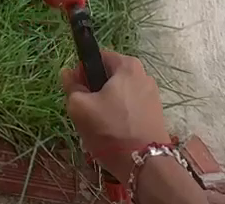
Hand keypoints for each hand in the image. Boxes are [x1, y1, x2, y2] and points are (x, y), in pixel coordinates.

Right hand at [60, 50, 171, 183]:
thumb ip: (71, 86)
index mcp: (127, 65)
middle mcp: (143, 74)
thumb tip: (68, 74)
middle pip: (109, 77)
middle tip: (87, 112)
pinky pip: (130, 109)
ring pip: (119, 95)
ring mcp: (152, 95)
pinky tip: (114, 135)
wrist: (146, 167)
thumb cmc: (112, 130)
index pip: (97, 58)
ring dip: (107, 106)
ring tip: (100, 127)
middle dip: (95, 92)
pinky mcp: (156, 115)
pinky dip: (120, 118)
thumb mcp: (80, 107)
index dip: (82, 73)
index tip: (77, 92)